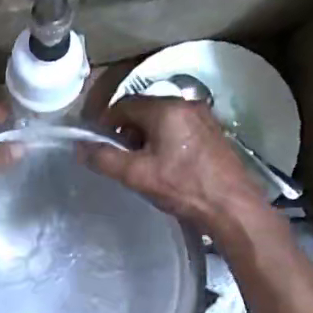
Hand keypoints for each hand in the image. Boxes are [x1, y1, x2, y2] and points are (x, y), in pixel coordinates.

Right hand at [85, 96, 268, 232]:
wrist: (232, 208)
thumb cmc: (183, 188)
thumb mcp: (136, 175)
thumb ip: (104, 159)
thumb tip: (79, 148)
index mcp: (166, 108)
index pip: (123, 105)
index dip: (106, 123)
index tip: (99, 145)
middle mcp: (187, 105)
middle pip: (144, 110)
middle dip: (127, 131)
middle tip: (121, 159)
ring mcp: (205, 118)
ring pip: (163, 120)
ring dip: (147, 137)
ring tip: (143, 166)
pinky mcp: (215, 133)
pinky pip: (180, 129)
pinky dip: (166, 141)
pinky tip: (167, 166)